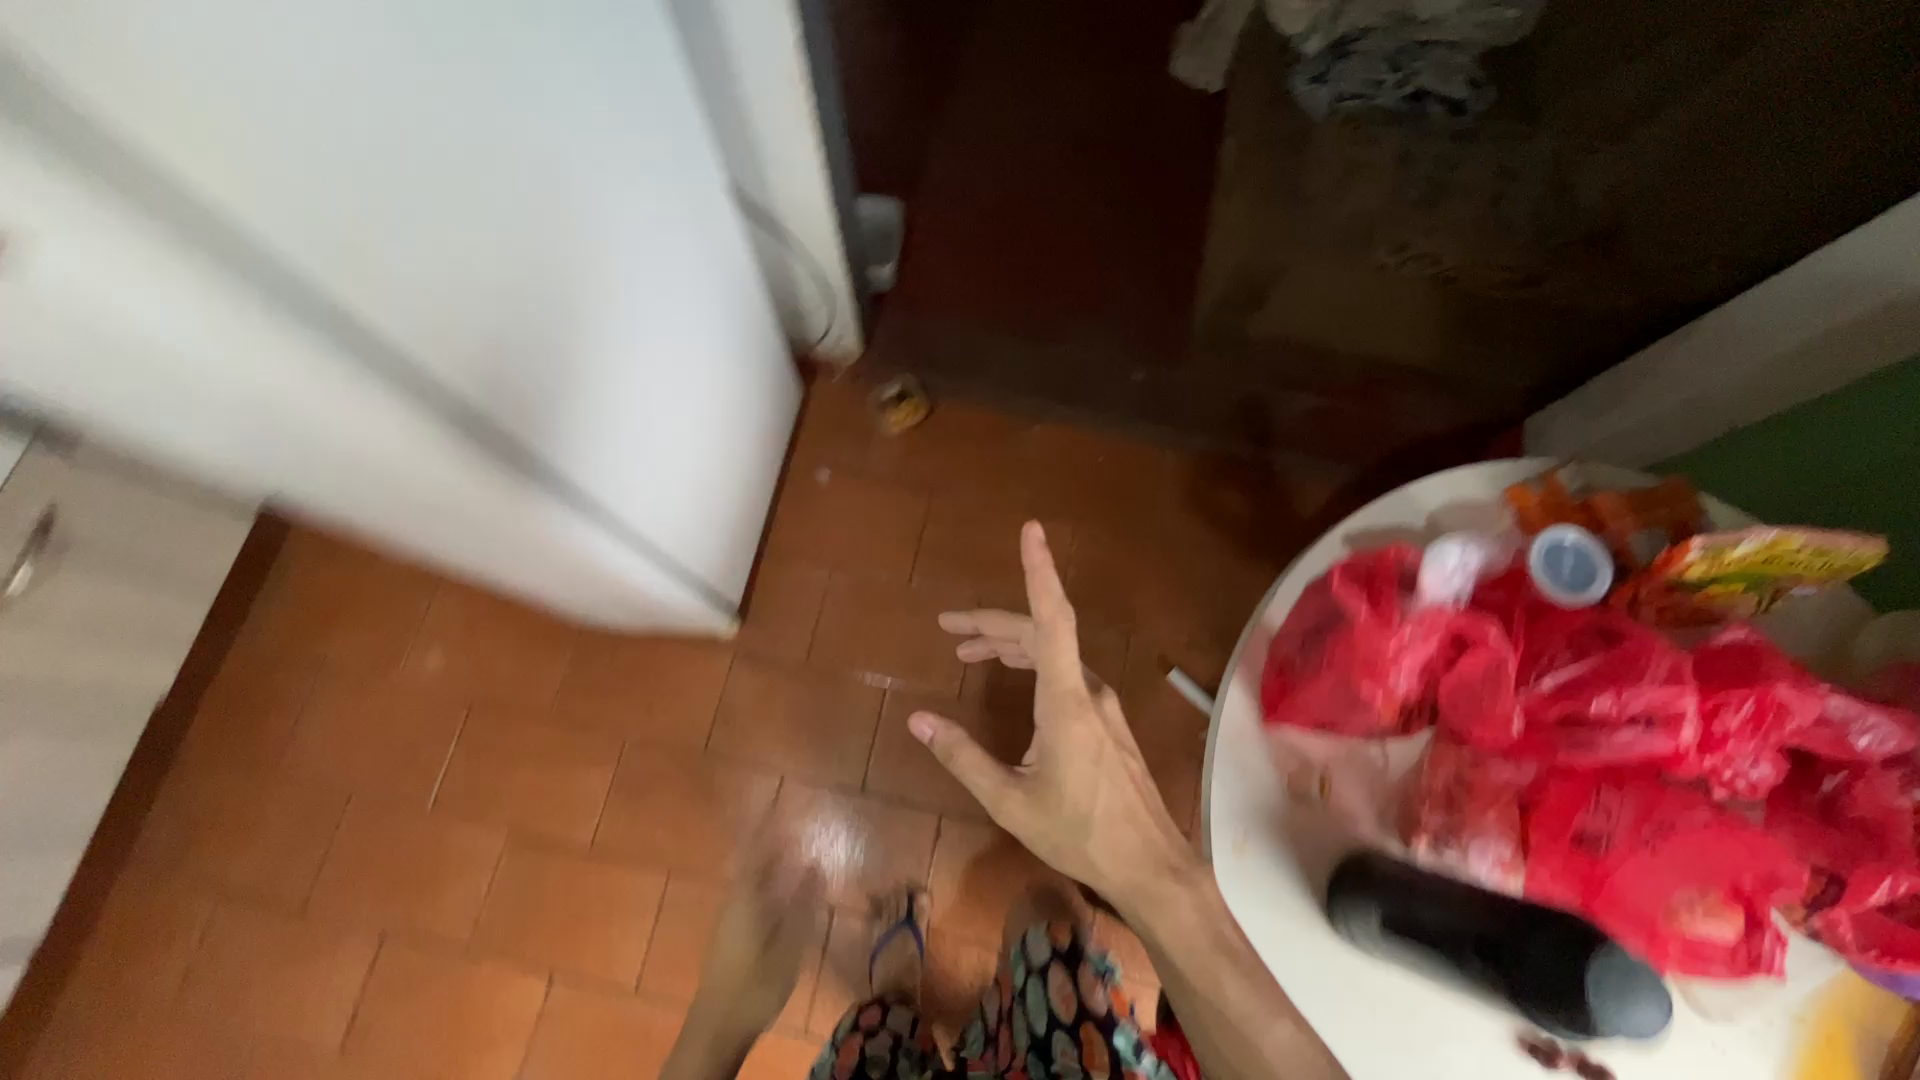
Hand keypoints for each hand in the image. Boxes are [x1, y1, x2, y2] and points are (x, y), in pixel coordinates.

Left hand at [685, 835, 825, 1039]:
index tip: (780, 797)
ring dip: (771, 859)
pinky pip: (753, 891)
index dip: (769, 822)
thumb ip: (803, 902)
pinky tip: (784, 888)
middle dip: (772, 837)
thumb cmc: (756, 983)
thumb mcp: (789, 944)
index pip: (759, 848)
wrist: (717, 1026)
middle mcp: (735, 899)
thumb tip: (816, 863)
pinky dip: (768, 879)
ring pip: (753, 877)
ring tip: (795, 846)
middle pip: (753, 859)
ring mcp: (730, 917)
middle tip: (794, 818)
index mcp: (747, 896)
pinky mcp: (732, 933)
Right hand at [909, 522, 1200, 912]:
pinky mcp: (1108, 721)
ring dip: (1013, 645)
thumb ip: (963, 757)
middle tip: (949, 629)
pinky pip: (1067, 674)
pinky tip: (1016, 683)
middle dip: (994, 624)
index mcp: (1066, 701)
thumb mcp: (1010, 800)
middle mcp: (1088, 690)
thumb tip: (918, 721)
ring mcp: (1103, 705)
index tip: (1030, 531)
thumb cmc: (1080, 834)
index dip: (1038, 571)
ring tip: (971, 651)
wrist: (1152, 866)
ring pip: (1055, 654)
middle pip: (1042, 633)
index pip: (1052, 619)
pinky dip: (1034, 666)